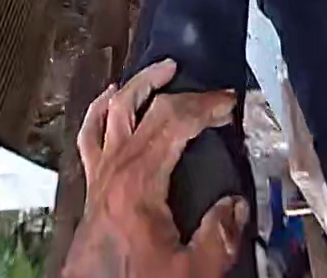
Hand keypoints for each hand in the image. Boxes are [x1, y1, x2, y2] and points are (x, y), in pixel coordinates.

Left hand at [64, 59, 248, 277]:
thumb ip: (218, 238)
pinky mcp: (92, 182)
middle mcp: (117, 165)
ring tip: (166, 69)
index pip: (176, 121)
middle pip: (152, 108)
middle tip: (216, 96)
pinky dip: (100, 108)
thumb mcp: (190, 274)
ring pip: (116, 107)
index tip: (230, 105)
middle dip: (188, 96)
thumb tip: (237, 205)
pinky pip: (89, 133)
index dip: (206, 106)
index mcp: (140, 180)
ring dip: (142, 83)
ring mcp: (100, 170)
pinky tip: (112, 95)